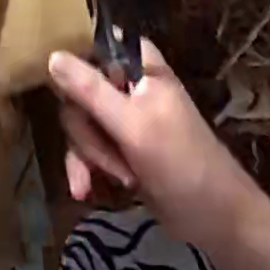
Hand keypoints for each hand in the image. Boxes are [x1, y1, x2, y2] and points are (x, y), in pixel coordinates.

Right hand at [48, 41, 263, 250]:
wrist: (218, 222)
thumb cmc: (183, 164)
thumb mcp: (133, 125)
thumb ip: (91, 90)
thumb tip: (52, 56)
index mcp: (137, 63)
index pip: (90, 46)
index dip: (73, 71)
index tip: (74, 101)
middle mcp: (126, 82)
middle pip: (77, 90)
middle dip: (87, 131)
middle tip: (108, 154)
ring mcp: (121, 115)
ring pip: (79, 121)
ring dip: (88, 154)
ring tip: (114, 180)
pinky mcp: (117, 145)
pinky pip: (85, 147)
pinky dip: (86, 168)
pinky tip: (86, 190)